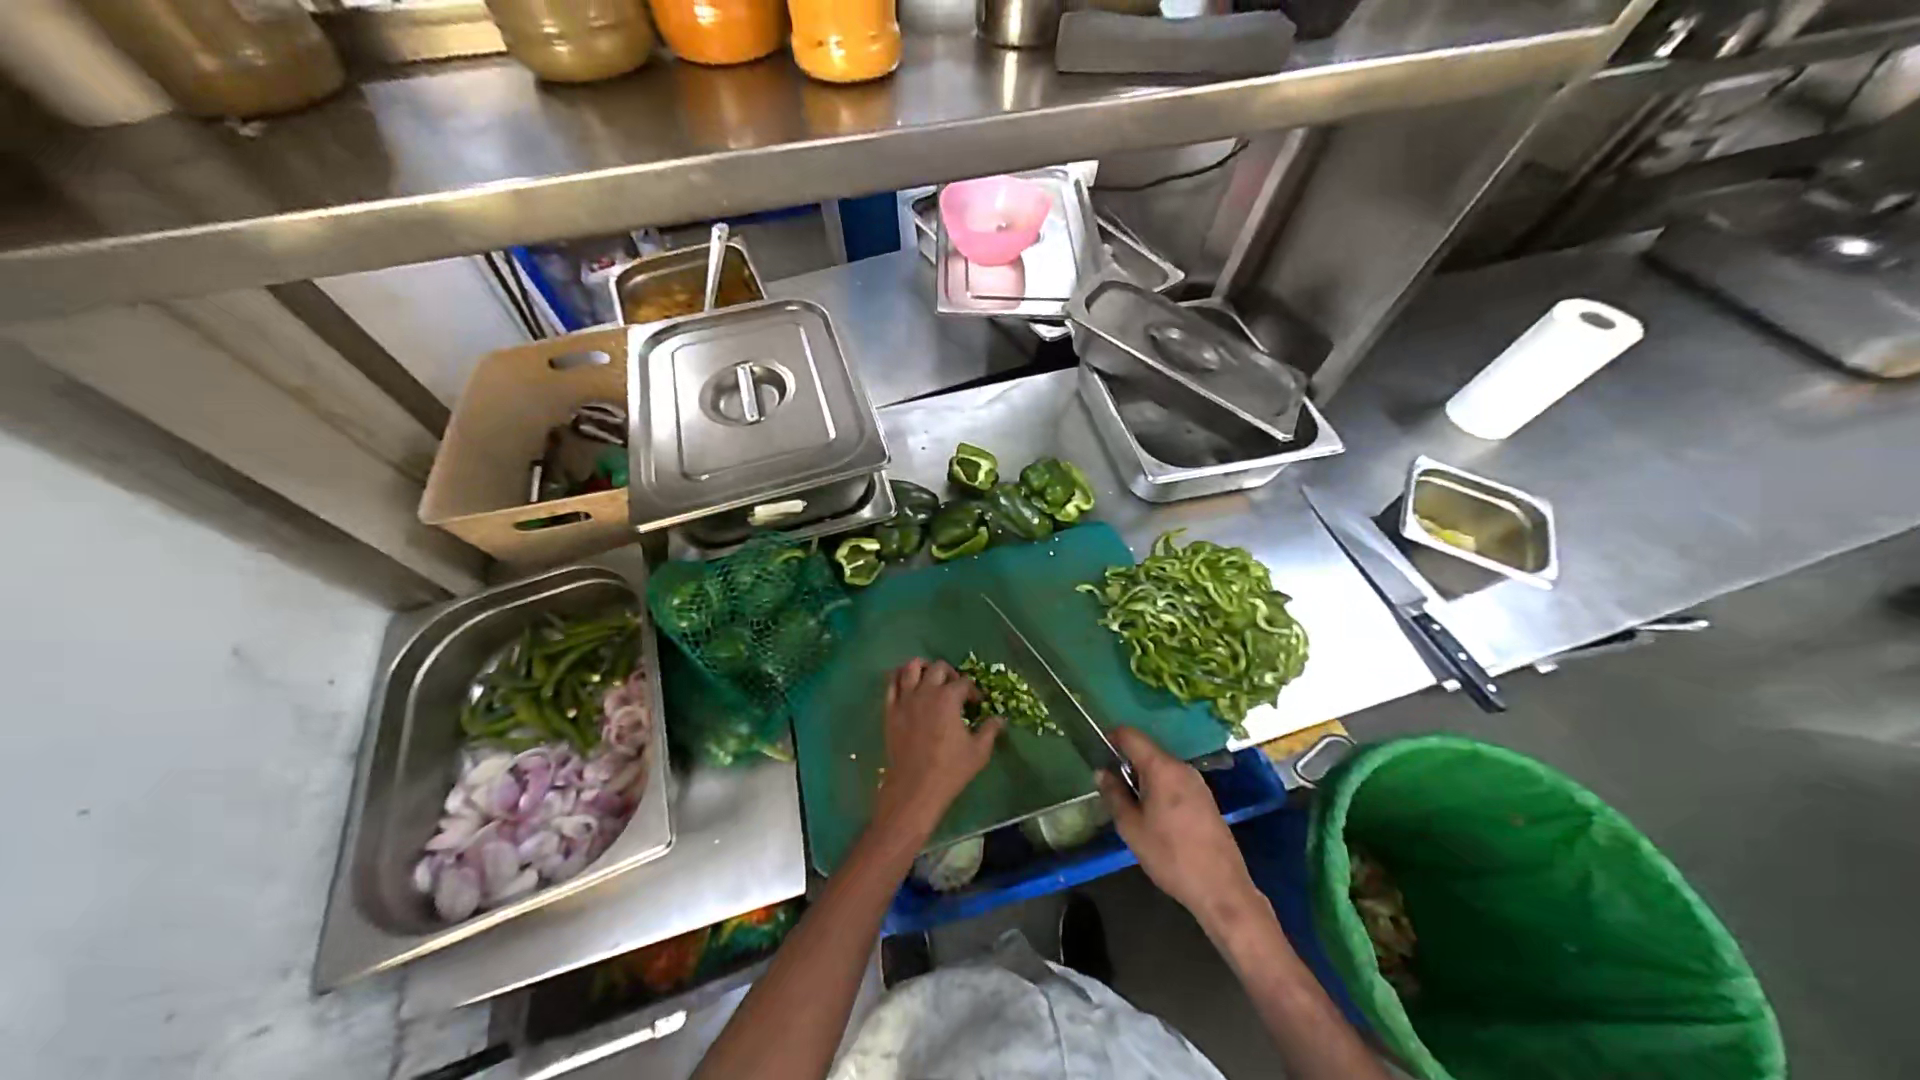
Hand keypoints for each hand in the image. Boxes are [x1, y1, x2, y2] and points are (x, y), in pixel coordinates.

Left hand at [872, 659, 1003, 845]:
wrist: (914, 787)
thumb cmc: (949, 770)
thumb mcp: (978, 751)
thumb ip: (990, 730)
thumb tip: (1000, 719)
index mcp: (949, 698)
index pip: (964, 682)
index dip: (973, 691)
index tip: (977, 704)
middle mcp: (926, 691)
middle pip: (938, 668)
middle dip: (950, 674)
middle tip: (955, 689)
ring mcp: (905, 699)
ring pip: (910, 668)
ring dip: (923, 667)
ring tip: (930, 677)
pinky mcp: (890, 710)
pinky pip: (891, 683)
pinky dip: (899, 678)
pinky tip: (907, 684)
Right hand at [1098, 727, 1265, 931]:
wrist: (1221, 889)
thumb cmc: (1170, 856)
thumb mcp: (1131, 828)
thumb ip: (1114, 795)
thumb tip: (1102, 772)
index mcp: (1162, 768)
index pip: (1131, 735)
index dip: (1111, 738)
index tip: (1098, 754)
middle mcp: (1182, 768)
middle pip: (1147, 751)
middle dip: (1127, 763)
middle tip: (1110, 787)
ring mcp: (1198, 783)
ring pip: (1162, 768)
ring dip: (1143, 778)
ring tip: (1130, 804)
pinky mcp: (1206, 799)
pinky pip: (1175, 782)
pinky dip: (1160, 788)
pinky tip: (1154, 816)